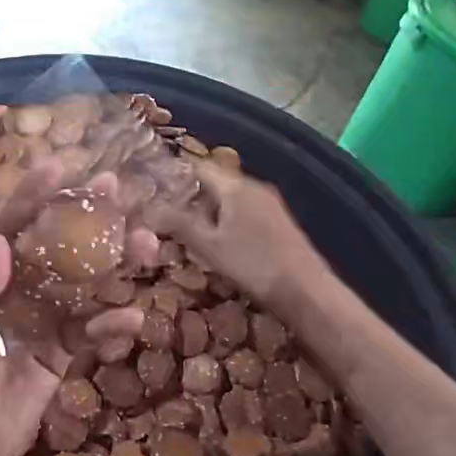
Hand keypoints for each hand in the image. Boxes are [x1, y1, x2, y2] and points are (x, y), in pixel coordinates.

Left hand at [0, 163, 144, 455]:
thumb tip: (0, 244)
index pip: (8, 225)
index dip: (32, 195)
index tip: (58, 165)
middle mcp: (19, 287)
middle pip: (57, 244)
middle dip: (87, 216)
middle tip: (117, 189)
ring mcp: (45, 318)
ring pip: (86, 281)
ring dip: (116, 262)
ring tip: (147, 245)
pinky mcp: (64, 351)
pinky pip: (93, 331)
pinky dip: (113, 325)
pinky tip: (132, 318)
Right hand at [163, 163, 330, 316]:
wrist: (305, 289)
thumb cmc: (253, 265)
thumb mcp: (209, 247)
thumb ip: (179, 224)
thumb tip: (149, 208)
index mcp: (235, 186)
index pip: (199, 167)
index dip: (175, 174)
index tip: (154, 187)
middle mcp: (254, 186)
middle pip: (216, 181)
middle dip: (191, 195)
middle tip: (165, 212)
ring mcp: (270, 203)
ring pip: (231, 197)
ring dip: (209, 210)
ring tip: (187, 230)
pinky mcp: (278, 221)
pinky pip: (244, 210)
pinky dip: (227, 219)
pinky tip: (218, 241)